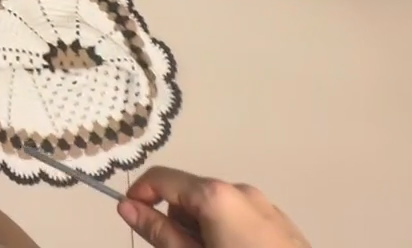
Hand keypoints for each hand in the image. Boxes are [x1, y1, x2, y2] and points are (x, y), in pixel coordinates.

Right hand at [120, 167, 311, 247]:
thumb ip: (159, 232)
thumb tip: (125, 206)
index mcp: (214, 194)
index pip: (160, 178)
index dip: (140, 195)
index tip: (134, 220)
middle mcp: (239, 190)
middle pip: (189, 192)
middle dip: (177, 219)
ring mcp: (267, 207)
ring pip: (216, 206)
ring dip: (204, 227)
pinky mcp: (286, 226)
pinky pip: (243, 218)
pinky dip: (230, 233)